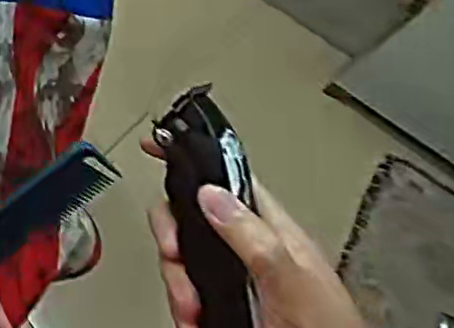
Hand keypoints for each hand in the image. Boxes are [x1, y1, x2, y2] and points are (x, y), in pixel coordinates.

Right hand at [142, 140, 363, 327]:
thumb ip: (257, 240)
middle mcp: (251, 251)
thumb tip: (211, 192)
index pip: (227, 177)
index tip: (156, 144)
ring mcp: (236, 281)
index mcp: (274, 234)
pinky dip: (179, 304)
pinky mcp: (224, 308)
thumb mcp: (297, 289)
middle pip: (190, 214)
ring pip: (182, 255)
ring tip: (190, 307)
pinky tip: (192, 321)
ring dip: (175, 278)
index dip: (192, 158)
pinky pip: (184, 291)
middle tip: (172, 252)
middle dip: (171, 233)